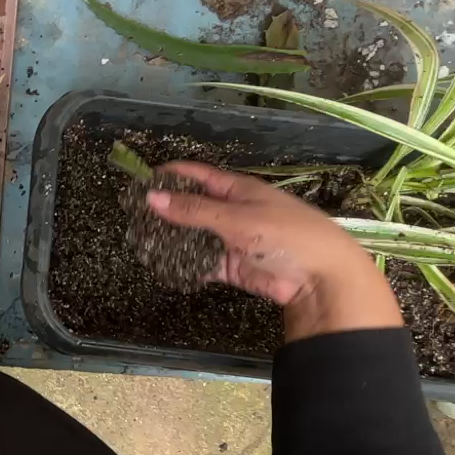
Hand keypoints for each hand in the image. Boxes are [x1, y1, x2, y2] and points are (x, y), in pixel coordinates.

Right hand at [143, 161, 401, 342]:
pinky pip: (200, 261)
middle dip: (164, 210)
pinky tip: (161, 264)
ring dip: (170, 238)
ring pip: (192, 235)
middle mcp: (231, 211)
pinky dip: (182, 263)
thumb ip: (192, 209)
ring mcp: (230, 239)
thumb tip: (150, 197)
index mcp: (237, 190)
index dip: (169, 176)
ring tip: (139, 241)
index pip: (196, 176)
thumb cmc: (285, 235)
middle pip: (190, 206)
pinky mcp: (230, 265)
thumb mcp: (236, 218)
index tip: (139, 182)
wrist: (322, 278)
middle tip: (132, 216)